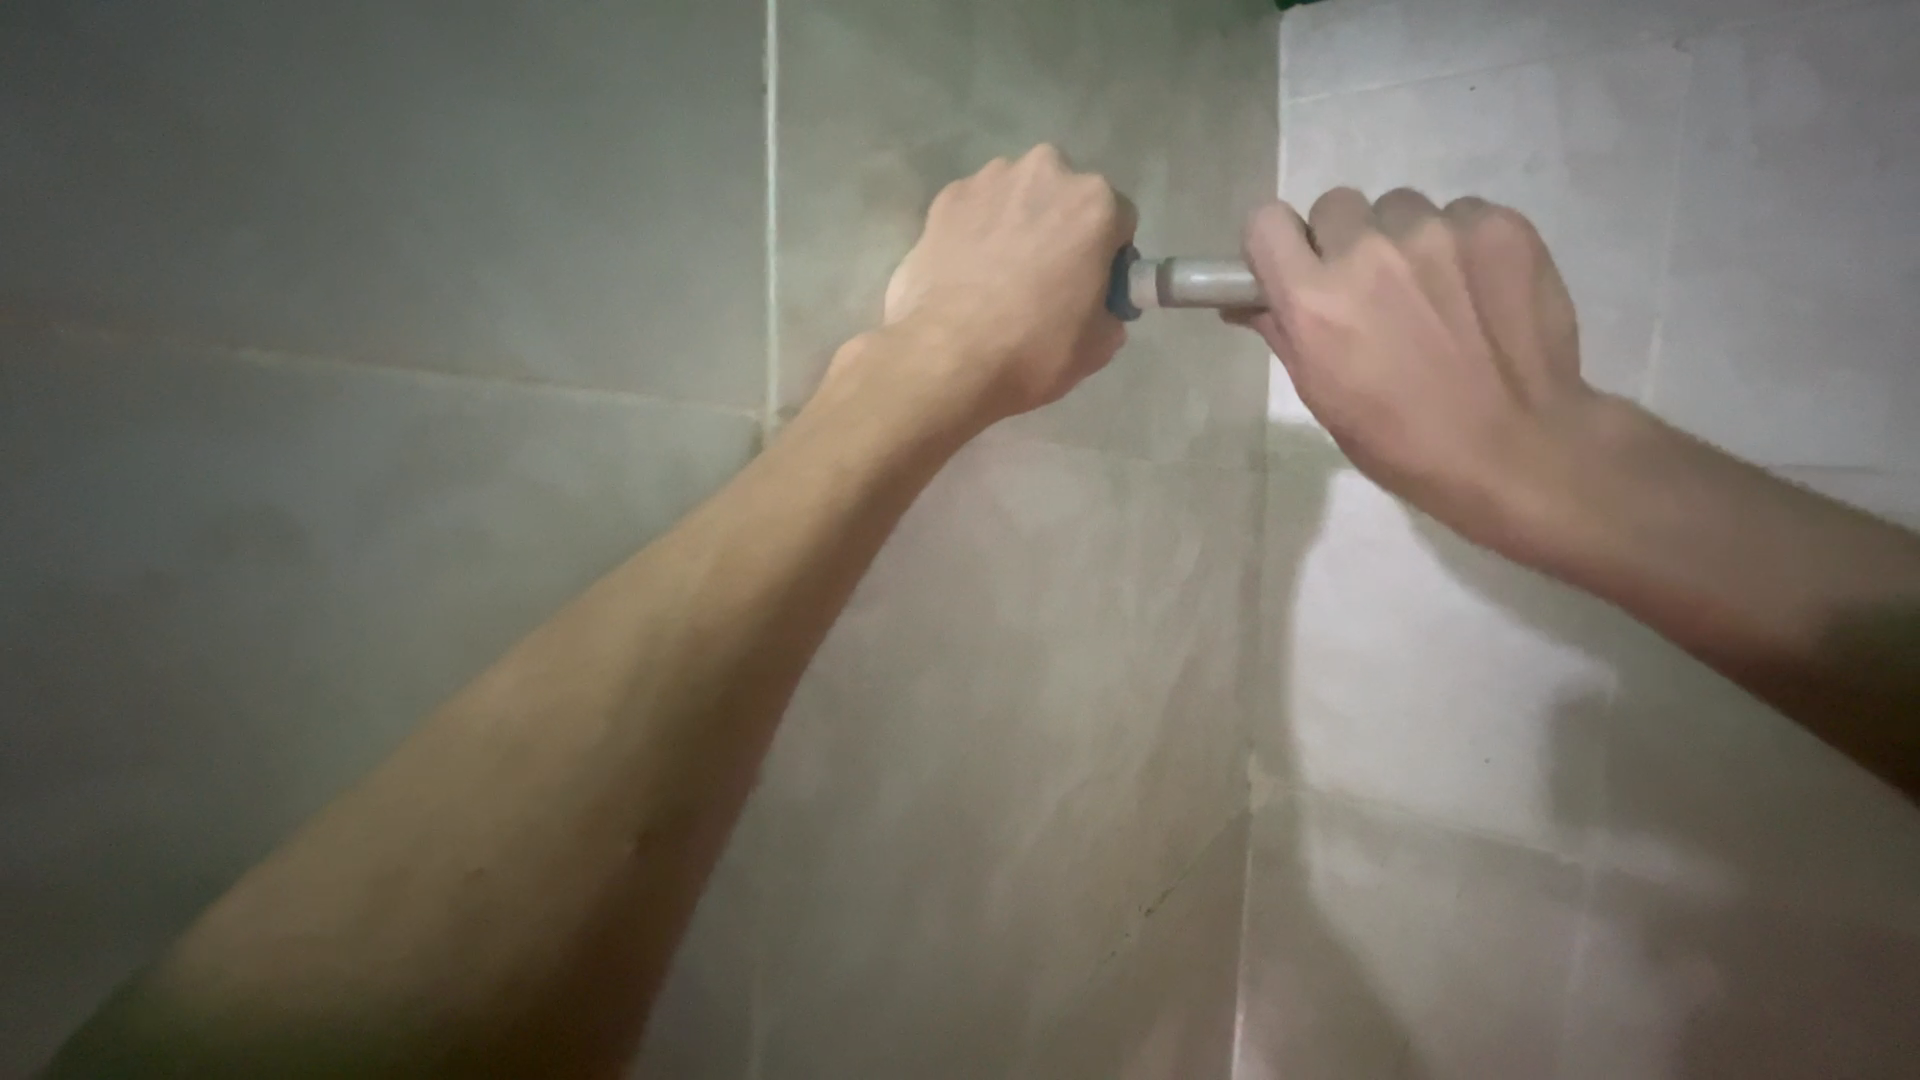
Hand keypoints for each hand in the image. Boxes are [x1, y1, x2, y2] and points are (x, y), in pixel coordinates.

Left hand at [862, 144, 1134, 425]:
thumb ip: (1110, 310)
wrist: (947, 359)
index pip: (1118, 221)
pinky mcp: (944, 199)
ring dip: (1015, 225)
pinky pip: (973, 212)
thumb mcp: (1099, 345)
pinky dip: (973, 233)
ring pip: (1016, 199)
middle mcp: (1045, 172)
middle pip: (1064, 198)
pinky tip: (964, 275)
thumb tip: (1099, 307)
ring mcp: (989, 181)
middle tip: (1042, 282)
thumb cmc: (1034, 351)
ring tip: (996, 280)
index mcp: (1095, 203)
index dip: (1106, 257)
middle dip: (1059, 229)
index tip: (1089, 287)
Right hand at [1241, 188, 1607, 559]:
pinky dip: (1458, 244)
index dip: (1275, 243)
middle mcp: (1368, 251)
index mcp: (1314, 299)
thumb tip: (1243, 303)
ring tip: (1429, 293)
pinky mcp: (1500, 226)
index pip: (1266, 222)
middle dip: (1340, 242)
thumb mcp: (1319, 392)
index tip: (1290, 267)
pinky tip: (1474, 292)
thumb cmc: (1395, 437)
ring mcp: (1439, 232)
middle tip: (1366, 289)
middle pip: (1335, 206)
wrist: (1511, 447)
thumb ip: (1282, 332)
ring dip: (1402, 240)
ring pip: (1400, 208)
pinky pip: (1460, 213)